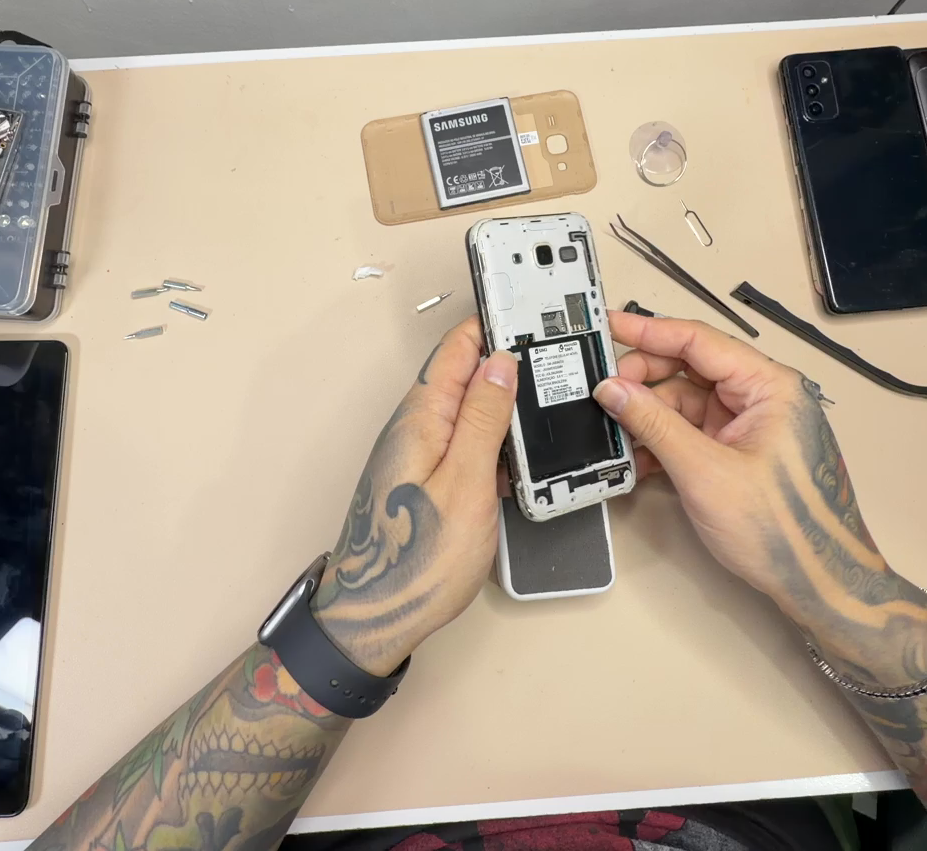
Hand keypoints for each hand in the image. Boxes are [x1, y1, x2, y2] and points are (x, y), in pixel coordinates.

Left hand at [312, 317, 517, 675]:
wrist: (376, 614)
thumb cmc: (419, 556)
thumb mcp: (466, 481)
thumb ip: (484, 420)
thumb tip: (501, 363)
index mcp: (421, 416)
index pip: (457, 349)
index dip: (491, 325)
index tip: (529, 311)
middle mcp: (415, 426)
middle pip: (462, 375)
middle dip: (501, 358)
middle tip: (550, 352)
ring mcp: (418, 452)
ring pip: (465, 409)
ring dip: (500, 399)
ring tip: (543, 397)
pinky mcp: (424, 476)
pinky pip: (462, 440)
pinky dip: (492, 436)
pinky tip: (516, 447)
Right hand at [592, 312, 926, 652]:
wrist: (819, 586)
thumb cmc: (786, 530)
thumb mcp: (705, 471)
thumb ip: (654, 424)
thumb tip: (613, 390)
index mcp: (769, 387)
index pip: (699, 341)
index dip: (649, 330)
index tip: (609, 325)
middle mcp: (760, 398)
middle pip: (688, 369)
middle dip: (643, 380)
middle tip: (605, 392)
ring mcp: (747, 425)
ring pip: (683, 401)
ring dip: (648, 417)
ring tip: (617, 433)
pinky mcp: (736, 450)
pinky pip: (689, 430)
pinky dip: (662, 439)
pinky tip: (638, 456)